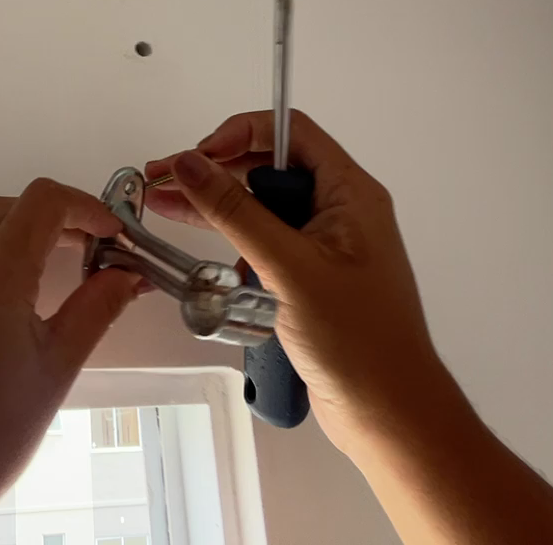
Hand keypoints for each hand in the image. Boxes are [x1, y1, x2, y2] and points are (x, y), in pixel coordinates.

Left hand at [0, 179, 144, 544]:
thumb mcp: (58, 366)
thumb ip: (97, 307)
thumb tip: (123, 276)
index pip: (44, 202)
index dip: (86, 206)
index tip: (107, 230)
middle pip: (15, 204)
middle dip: (59, 217)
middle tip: (89, 249)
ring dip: (20, 223)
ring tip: (47, 258)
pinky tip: (1, 270)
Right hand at [146, 109, 465, 455]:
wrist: (390, 419)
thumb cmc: (355, 341)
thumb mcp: (287, 267)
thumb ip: (234, 211)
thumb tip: (188, 162)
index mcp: (349, 193)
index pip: (290, 133)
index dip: (240, 133)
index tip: (200, 156)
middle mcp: (336, 209)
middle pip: (267, 165)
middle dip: (213, 167)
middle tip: (164, 175)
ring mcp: (321, 242)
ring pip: (259, 201)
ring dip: (212, 199)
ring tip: (162, 198)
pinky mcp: (305, 272)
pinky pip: (261, 236)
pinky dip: (226, 232)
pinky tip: (192, 231)